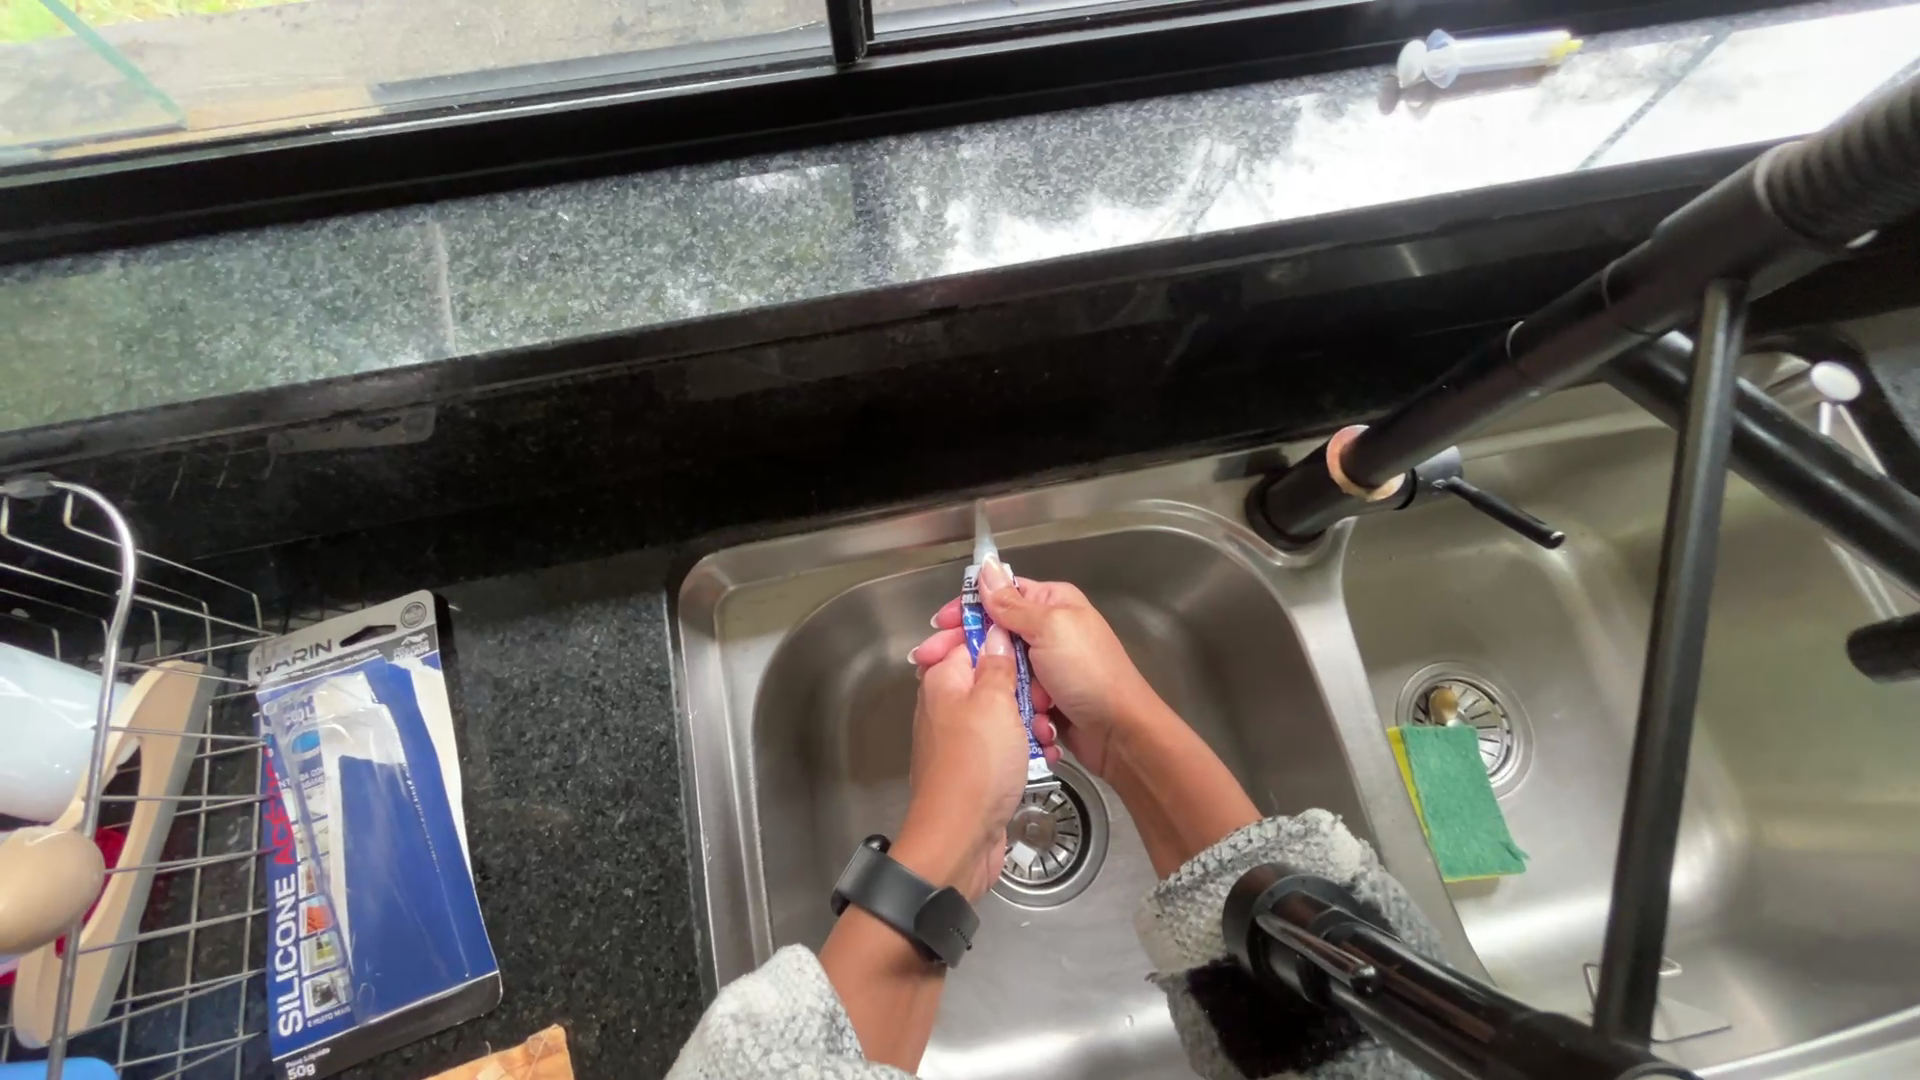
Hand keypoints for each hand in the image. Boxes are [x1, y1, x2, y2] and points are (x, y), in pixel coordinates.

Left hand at [896, 625, 1054, 900]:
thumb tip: (996, 633)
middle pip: (990, 676)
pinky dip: (1023, 748)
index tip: (1026, 642)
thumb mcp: (995, 702)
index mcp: (943, 679)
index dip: (998, 637)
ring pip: (1002, 712)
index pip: (967, 638)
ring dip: (1028, 720)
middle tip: (1039, 699)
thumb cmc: (974, 768)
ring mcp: (960, 736)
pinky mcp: (975, 765)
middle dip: (1022, 686)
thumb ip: (996, 663)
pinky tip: (1041, 757)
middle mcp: (946, 704)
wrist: (960, 838)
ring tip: (1042, 734)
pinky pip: (1004, 744)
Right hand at [911, 558, 1161, 778]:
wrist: (1120, 733)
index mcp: (1052, 603)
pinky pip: (1013, 695)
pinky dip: (1012, 705)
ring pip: (1001, 668)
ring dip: (998, 683)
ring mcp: (1046, 666)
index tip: (940, 624)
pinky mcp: (1044, 697)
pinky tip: (1008, 715)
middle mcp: (1048, 630)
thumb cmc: (1090, 673)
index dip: (968, 609)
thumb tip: (987, 568)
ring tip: (985, 694)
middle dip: (970, 651)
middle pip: (994, 634)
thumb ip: (1012, 603)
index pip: (1000, 596)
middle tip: (932, 662)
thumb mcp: (1049, 629)